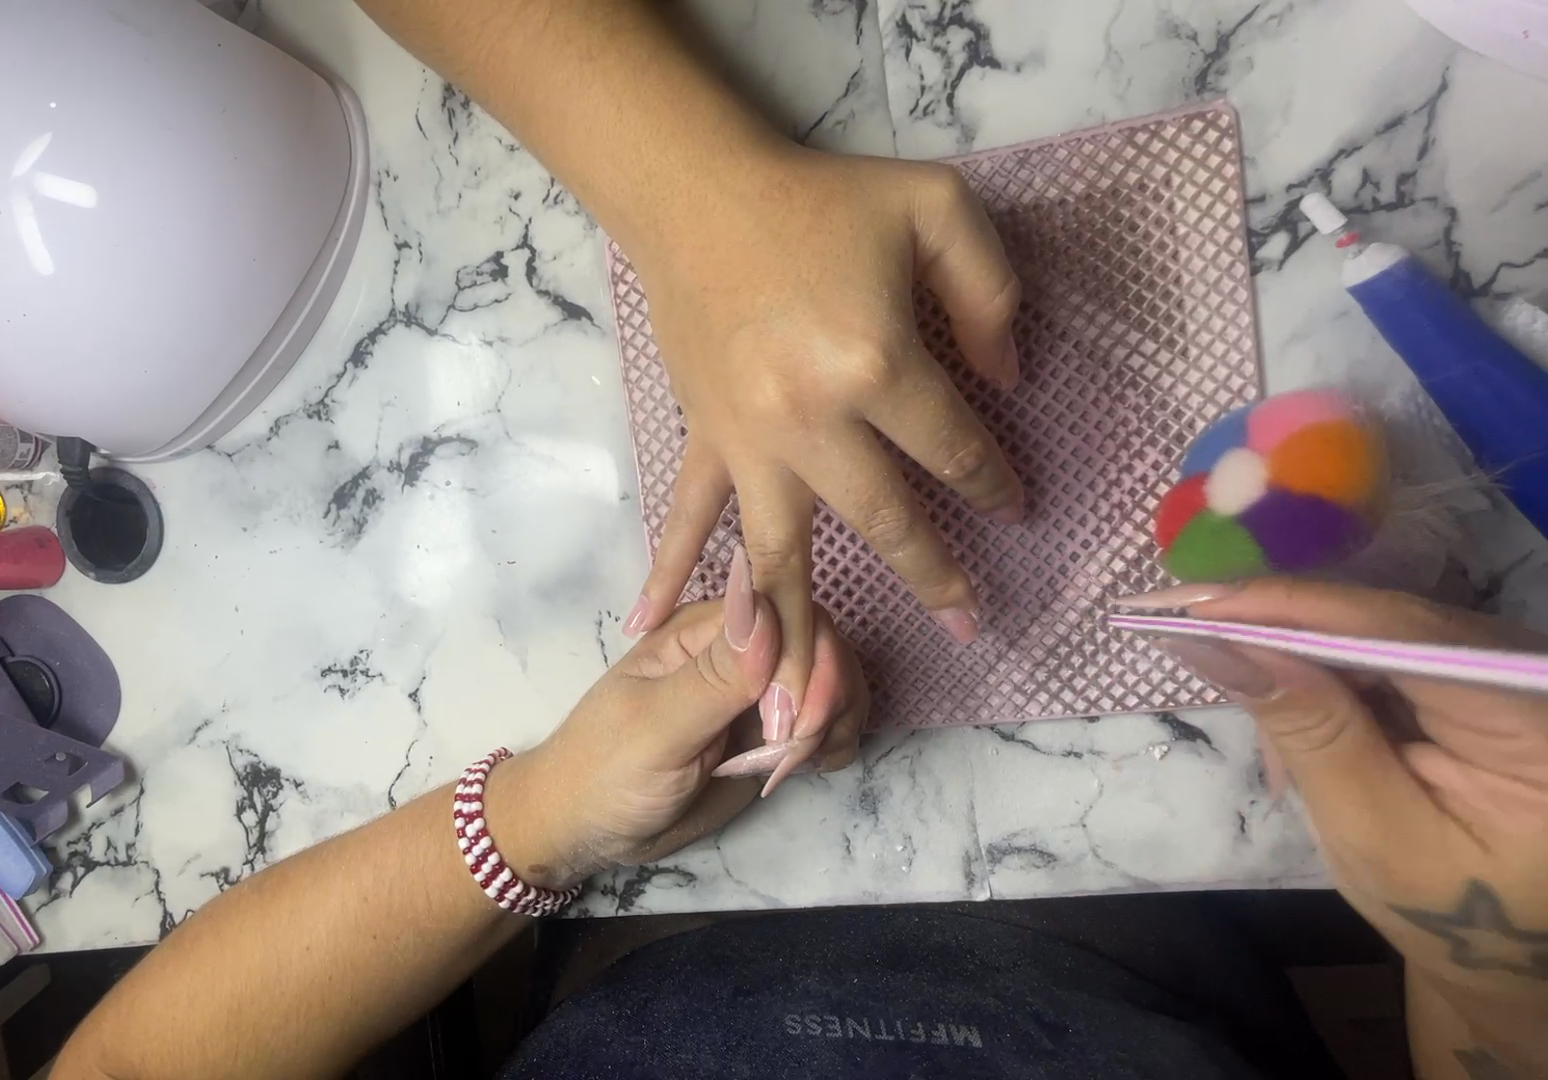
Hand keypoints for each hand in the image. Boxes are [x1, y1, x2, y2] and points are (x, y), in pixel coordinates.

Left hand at [491, 549, 868, 889]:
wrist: (594, 827)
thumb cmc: (606, 771)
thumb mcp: (656, 728)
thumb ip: (713, 677)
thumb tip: (763, 607)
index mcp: (702, 630)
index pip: (784, 610)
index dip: (805, 662)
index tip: (788, 725)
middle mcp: (739, 649)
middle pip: (821, 641)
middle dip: (822, 698)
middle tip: (788, 755)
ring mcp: (760, 689)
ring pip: (834, 677)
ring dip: (833, 721)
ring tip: (790, 765)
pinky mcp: (772, 728)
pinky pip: (831, 717)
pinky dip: (836, 740)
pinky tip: (807, 768)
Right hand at [620, 144, 1024, 758]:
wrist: (700, 203)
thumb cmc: (819, 204)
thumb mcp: (938, 209)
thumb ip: (992, 297)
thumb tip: (1012, 386)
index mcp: (876, 369)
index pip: (955, 449)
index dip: (994, 483)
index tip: (1016, 509)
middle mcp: (811, 428)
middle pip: (882, 522)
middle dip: (932, 576)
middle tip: (969, 625)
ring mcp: (747, 448)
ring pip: (781, 553)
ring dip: (801, 625)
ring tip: (810, 695)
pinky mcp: (703, 445)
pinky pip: (686, 520)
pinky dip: (667, 575)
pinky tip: (644, 629)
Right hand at [1148, 580, 1547, 1068]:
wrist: (1501, 937)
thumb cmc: (1443, 905)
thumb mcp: (1368, 827)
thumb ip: (1305, 729)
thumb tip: (1212, 644)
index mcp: (1540, 729)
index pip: (1404, 639)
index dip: (1291, 610)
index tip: (1188, 606)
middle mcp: (1537, 679)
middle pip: (1387, 618)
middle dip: (1274, 617)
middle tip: (1174, 620)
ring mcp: (1509, 673)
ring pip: (1375, 622)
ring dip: (1285, 641)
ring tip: (1222, 664)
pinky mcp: (1477, 676)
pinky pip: (1379, 641)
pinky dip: (1312, 659)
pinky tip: (1278, 685)